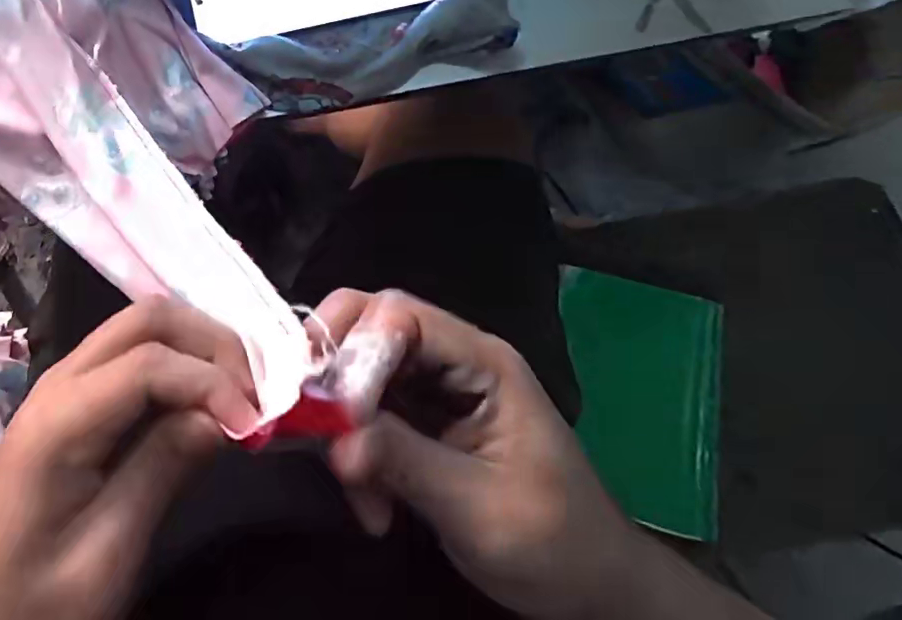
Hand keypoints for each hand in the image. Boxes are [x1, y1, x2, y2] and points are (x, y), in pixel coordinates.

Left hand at [0, 299, 259, 619]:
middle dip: (211, 343)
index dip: (210, 383)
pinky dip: (182, 357)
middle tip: (254, 393)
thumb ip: (163, 470)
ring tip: (239, 391)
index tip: (255, 425)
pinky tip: (206, 392)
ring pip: (145, 323)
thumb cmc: (36, 603)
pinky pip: (137, 349)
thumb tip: (225, 415)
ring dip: (199, 344)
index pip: (148, 363)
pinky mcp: (78, 392)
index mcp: (59, 420)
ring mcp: (67, 379)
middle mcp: (61, 379)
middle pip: (148, 318)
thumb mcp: (106, 554)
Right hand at [318, 289, 764, 619]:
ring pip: (360, 370)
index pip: (403, 316)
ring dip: (342, 425)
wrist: (590, 585)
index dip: (359, 350)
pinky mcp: (418, 416)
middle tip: (310, 423)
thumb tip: (335, 441)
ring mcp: (433, 385)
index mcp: (482, 360)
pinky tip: (370, 503)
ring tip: (359, 493)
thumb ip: (406, 463)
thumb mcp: (481, 510)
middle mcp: (452, 358)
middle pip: (371, 325)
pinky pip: (366, 410)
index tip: (336, 412)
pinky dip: (354, 450)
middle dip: (335, 372)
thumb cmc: (554, 543)